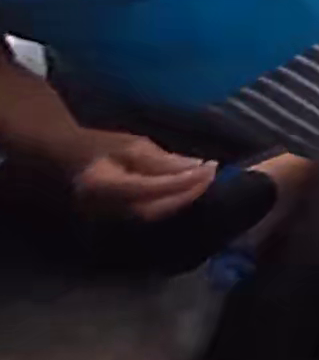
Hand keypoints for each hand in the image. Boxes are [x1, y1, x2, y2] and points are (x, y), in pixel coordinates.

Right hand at [71, 132, 216, 220]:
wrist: (65, 158)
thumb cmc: (101, 147)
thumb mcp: (132, 145)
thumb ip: (161, 159)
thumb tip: (195, 166)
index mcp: (100, 185)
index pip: (148, 189)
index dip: (183, 180)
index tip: (210, 166)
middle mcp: (100, 206)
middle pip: (153, 208)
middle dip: (189, 192)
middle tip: (212, 172)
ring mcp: (106, 213)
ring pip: (155, 213)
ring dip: (186, 196)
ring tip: (206, 176)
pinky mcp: (116, 213)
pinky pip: (151, 211)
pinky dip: (175, 200)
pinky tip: (192, 184)